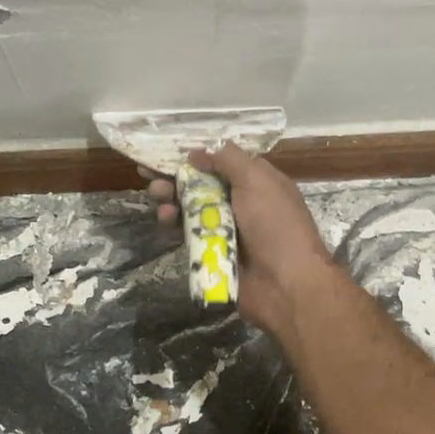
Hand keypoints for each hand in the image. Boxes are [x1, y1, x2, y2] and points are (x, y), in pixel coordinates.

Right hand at [147, 144, 336, 339]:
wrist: (286, 285)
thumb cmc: (276, 225)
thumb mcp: (257, 181)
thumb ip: (227, 160)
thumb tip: (197, 151)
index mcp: (257, 181)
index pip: (221, 161)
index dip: (195, 154)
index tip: (167, 148)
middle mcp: (241, 202)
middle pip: (201, 182)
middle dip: (175, 175)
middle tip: (148, 171)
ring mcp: (225, 228)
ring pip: (190, 207)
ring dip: (170, 196)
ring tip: (155, 193)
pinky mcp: (212, 252)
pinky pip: (187, 233)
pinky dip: (174, 222)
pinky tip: (164, 218)